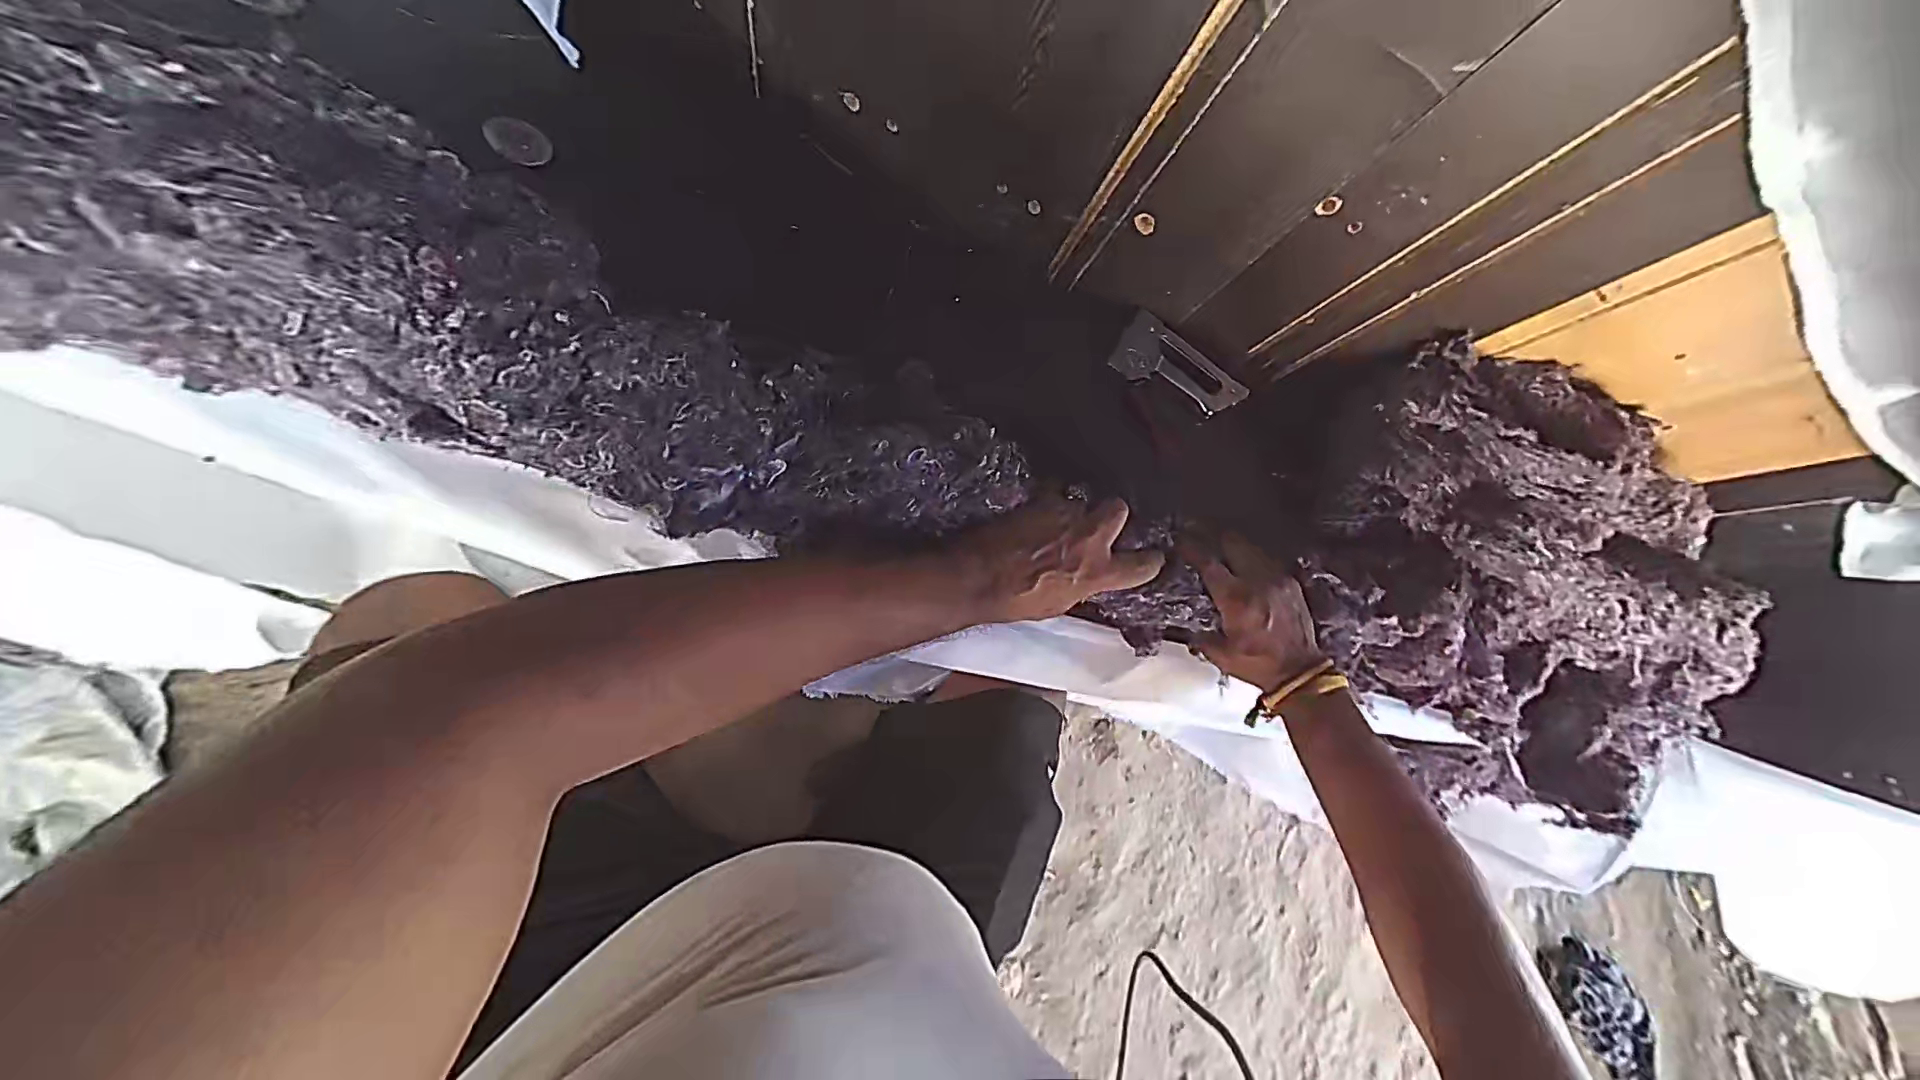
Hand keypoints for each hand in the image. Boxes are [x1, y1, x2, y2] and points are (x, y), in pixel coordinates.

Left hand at [953, 494, 1164, 622]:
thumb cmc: (1014, 599)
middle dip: (1112, 514)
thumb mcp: (1059, 604)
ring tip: (1052, 522)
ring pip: (1080, 500)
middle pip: (1118, 510)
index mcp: (1097, 572)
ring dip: (1070, 510)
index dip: (1150, 561)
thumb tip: (1086, 579)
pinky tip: (1033, 513)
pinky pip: (1052, 492)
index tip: (1153, 557)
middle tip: (1098, 523)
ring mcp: (1064, 514)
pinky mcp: (1040, 499)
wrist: (978, 576)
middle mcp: (1088, 538)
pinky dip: (1046, 501)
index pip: (1142, 565)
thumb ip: (1083, 585)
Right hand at [1182, 533, 1325, 692]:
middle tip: (1197, 530)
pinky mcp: (1290, 584)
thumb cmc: (1257, 664)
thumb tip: (1186, 627)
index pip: (1209, 563)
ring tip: (1217, 541)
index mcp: (1236, 599)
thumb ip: (1199, 635)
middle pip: (1232, 543)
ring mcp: (1278, 580)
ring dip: (1232, 543)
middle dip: (1212, 535)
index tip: (1180, 540)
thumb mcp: (1220, 653)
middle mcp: (1258, 583)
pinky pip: (1267, 560)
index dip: (1192, 548)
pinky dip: (1251, 556)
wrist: (1300, 673)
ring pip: (1251, 547)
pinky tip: (1243, 560)